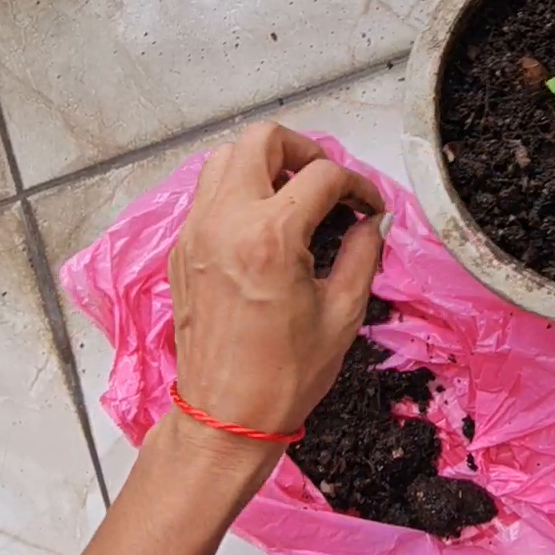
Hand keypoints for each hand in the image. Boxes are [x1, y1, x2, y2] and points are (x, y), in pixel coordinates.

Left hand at [168, 123, 386, 450]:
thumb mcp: (342, 313)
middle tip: (327, 185)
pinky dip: (240, 190)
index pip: (323, 175)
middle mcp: (226, 219)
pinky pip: (208, 193)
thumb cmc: (288, 373)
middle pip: (262, 139)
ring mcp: (196, 231)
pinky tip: (264, 224)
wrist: (224, 416)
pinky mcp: (182, 249)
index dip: (358, 185)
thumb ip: (363, 253)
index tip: (370, 207)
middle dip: (304, 150)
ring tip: (294, 196)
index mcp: (270, 235)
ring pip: (226, 157)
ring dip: (266, 164)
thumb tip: (373, 220)